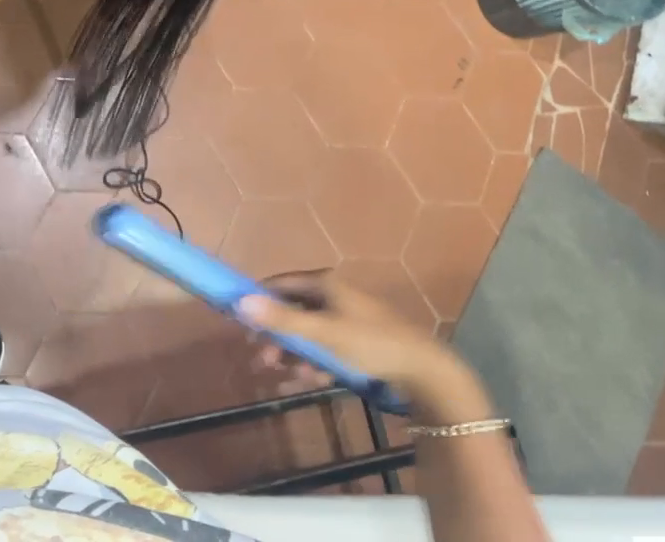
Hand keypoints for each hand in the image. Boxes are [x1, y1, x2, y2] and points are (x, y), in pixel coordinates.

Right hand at [237, 271, 485, 420]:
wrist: (425, 372)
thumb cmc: (370, 343)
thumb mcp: (322, 333)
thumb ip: (281, 320)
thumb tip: (239, 302)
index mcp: (324, 284)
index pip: (279, 284)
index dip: (258, 299)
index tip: (240, 320)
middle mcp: (333, 296)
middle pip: (291, 311)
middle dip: (275, 336)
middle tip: (261, 359)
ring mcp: (345, 319)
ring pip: (307, 334)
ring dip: (293, 354)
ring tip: (284, 376)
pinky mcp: (357, 342)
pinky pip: (325, 348)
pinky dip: (314, 363)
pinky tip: (310, 380)